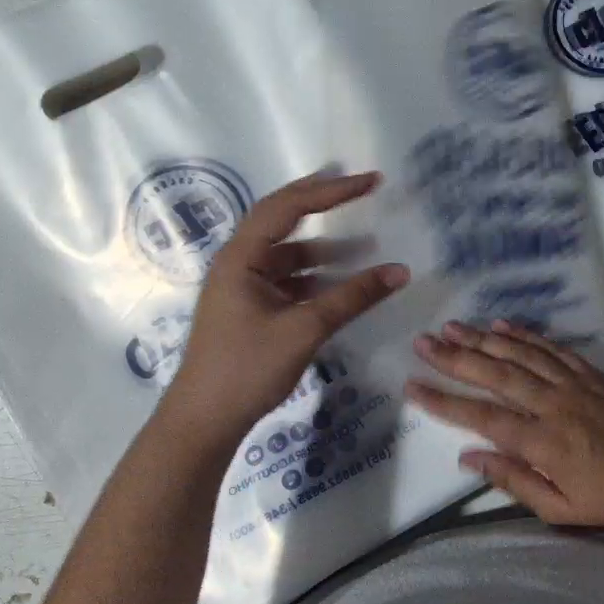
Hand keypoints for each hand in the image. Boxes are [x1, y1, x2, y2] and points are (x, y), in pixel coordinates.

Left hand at [165, 172, 408, 442]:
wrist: (203, 421)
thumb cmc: (247, 368)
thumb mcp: (305, 329)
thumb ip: (353, 297)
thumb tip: (400, 271)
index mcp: (241, 257)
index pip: (288, 206)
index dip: (332, 191)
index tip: (371, 182)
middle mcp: (238, 263)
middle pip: (283, 219)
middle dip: (324, 204)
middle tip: (363, 189)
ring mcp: (242, 286)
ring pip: (289, 253)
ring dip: (325, 247)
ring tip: (366, 245)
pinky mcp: (250, 308)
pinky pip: (289, 279)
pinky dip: (317, 276)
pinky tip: (343, 286)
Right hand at [407, 320, 603, 532]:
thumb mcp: (560, 510)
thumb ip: (513, 480)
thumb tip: (468, 456)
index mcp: (543, 443)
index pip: (482, 417)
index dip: (444, 400)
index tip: (412, 385)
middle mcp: (555, 406)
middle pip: (497, 375)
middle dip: (457, 357)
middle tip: (424, 341)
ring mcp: (575, 385)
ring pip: (523, 355)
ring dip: (485, 339)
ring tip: (453, 326)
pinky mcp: (593, 375)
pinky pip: (554, 349)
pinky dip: (528, 336)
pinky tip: (504, 325)